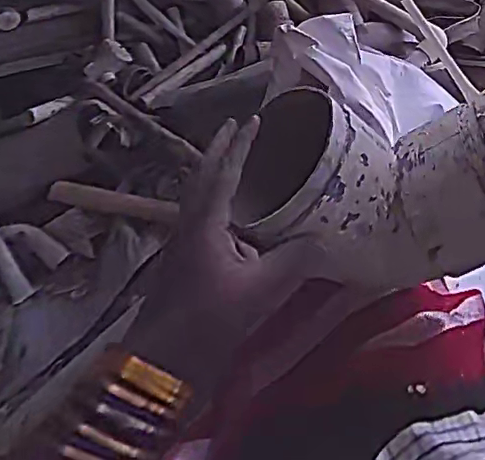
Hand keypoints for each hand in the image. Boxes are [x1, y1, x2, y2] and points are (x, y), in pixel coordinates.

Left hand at [122, 118, 321, 400]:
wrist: (158, 365)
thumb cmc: (206, 323)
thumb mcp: (258, 293)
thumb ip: (293, 263)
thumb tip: (327, 241)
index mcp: (205, 220)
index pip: (224, 170)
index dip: (240, 143)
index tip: (253, 119)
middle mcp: (189, 222)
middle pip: (203, 173)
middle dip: (219, 147)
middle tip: (235, 125)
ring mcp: (182, 240)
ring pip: (198, 192)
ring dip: (215, 170)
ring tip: (235, 159)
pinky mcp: (182, 259)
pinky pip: (200, 212)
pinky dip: (215, 197)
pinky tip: (232, 214)